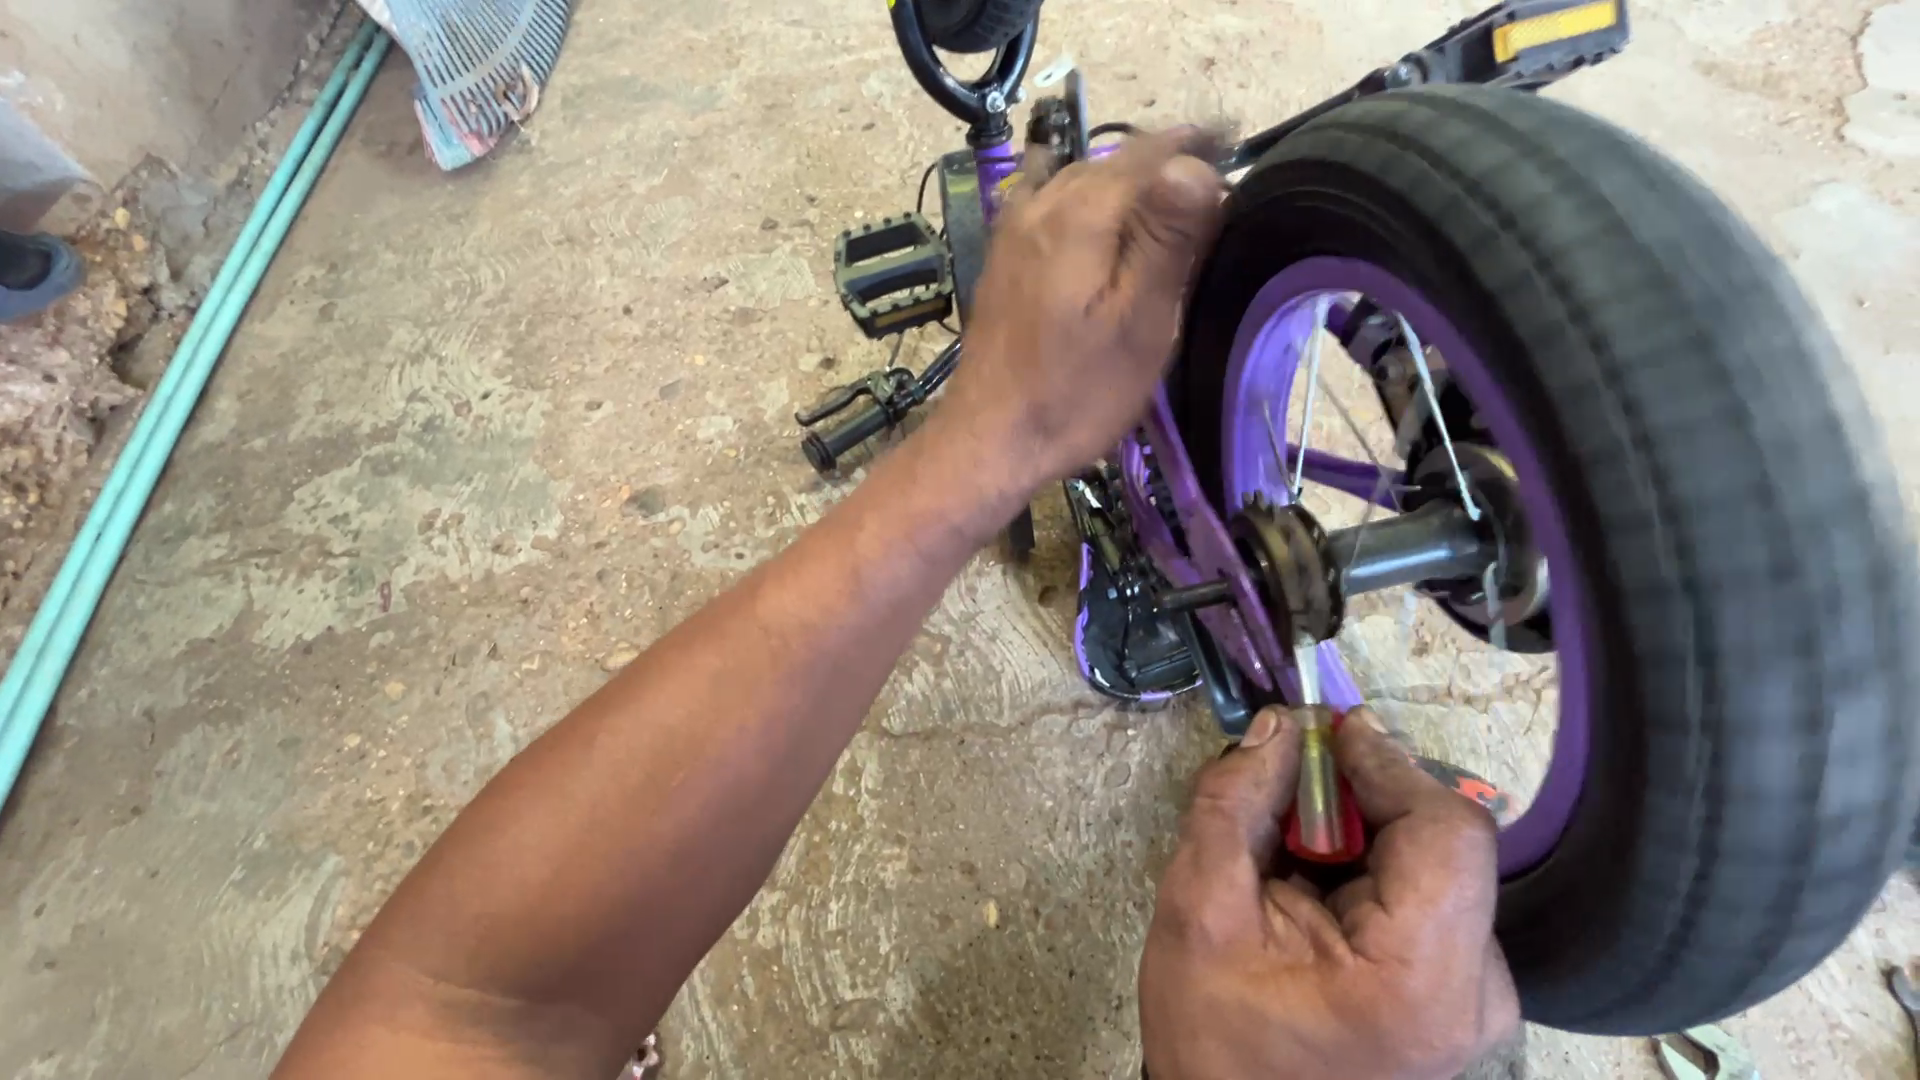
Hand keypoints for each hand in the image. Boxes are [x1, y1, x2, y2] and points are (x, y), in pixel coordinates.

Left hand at [929, 128, 1225, 494]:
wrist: (990, 439)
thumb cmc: (1076, 393)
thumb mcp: (1140, 322)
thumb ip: (1167, 238)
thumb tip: (1193, 161)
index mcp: (1082, 214)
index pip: (1149, 152)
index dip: (1196, 146)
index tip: (1234, 150)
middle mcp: (1040, 207)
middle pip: (1109, 162)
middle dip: (1160, 163)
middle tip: (1206, 185)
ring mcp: (1012, 233)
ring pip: (1074, 179)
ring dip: (1120, 179)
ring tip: (1159, 198)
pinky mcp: (1000, 262)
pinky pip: (1043, 205)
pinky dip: (1077, 199)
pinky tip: (1088, 216)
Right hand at [1139, 707, 1519, 1079]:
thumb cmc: (1211, 1028)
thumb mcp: (1199, 904)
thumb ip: (1236, 801)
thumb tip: (1279, 725)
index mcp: (1421, 978)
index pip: (1445, 831)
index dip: (1385, 764)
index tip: (1324, 730)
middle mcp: (1476, 988)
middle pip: (1437, 840)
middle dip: (1356, 794)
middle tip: (1284, 778)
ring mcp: (1473, 992)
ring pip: (1427, 855)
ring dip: (1354, 822)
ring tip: (1284, 834)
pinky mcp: (1455, 987)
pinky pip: (1420, 885)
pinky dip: (1362, 857)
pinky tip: (1308, 871)